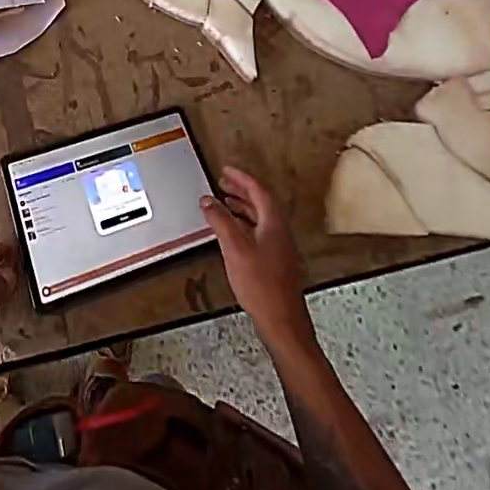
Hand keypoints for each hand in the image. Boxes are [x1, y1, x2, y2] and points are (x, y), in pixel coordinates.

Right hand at [200, 167, 313, 348]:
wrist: (281, 320)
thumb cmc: (262, 286)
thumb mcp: (234, 248)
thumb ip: (220, 221)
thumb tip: (208, 201)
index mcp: (273, 222)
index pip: (258, 190)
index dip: (241, 178)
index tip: (227, 170)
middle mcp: (279, 231)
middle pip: (260, 202)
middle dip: (241, 190)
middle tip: (224, 183)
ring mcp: (279, 246)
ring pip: (260, 217)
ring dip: (242, 206)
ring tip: (225, 203)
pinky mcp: (275, 261)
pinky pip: (259, 231)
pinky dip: (244, 223)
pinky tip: (233, 232)